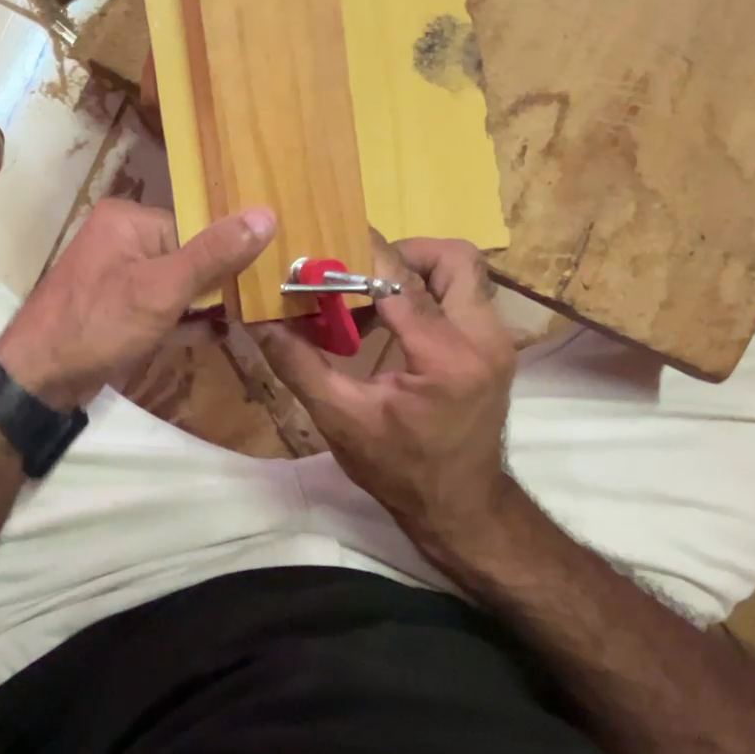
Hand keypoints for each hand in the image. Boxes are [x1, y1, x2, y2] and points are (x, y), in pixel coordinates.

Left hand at [0, 200, 274, 408]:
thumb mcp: (163, 289)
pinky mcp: (113, 309)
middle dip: (218, 283)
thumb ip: (214, 254)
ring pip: (174, 285)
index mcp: (127, 219)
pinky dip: (181, 321)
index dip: (227, 255)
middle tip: (260, 304)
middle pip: (186, 255)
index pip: (194, 227)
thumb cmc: (100, 325)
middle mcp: (119, 239)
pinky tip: (215, 336)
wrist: (39, 379)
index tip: (264, 279)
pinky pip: (157, 307)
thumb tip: (266, 214)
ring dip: (204, 305)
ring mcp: (114, 276)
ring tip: (246, 320)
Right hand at [251, 234, 517, 553]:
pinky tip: (386, 320)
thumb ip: (298, 363)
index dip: (360, 257)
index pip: (402, 280)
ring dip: (414, 271)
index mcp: (446, 357)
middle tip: (357, 272)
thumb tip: (257, 320)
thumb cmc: (398, 469)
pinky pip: (463, 296)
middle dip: (402, 254)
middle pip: (453, 259)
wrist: (460, 506)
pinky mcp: (494, 347)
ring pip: (463, 273)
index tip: (321, 247)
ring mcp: (496, 341)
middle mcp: (483, 338)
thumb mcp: (339, 418)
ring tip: (366, 295)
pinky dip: (425, 293)